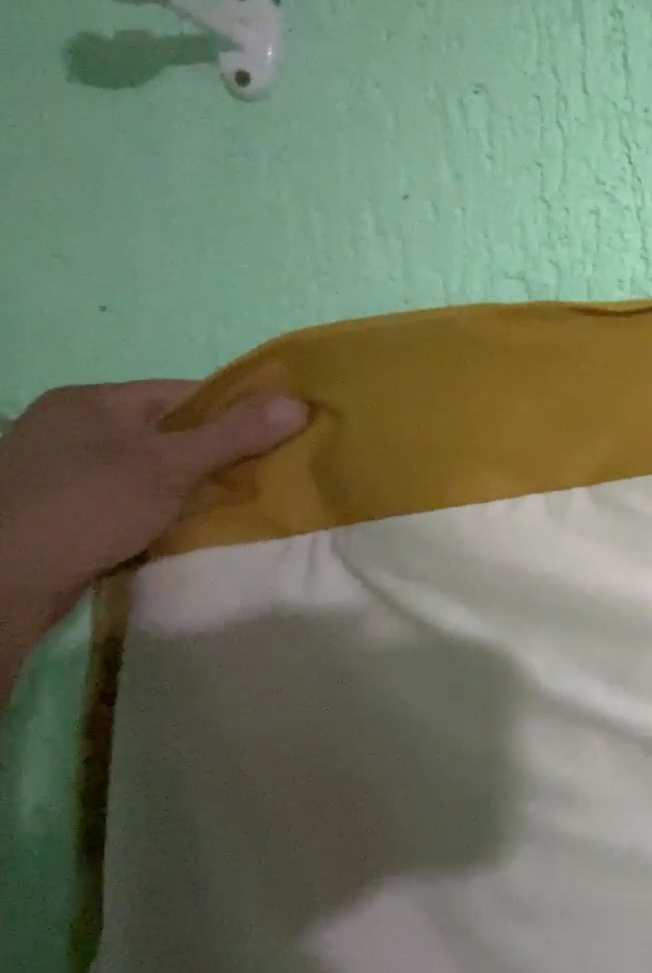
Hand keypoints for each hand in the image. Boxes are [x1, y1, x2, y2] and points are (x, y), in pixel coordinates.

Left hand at [0, 382, 307, 680]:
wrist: (4, 578)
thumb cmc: (88, 507)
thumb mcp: (172, 466)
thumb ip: (237, 434)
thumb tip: (301, 402)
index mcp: (93, 401)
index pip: (189, 394)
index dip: (242, 414)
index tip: (285, 439)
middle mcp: (74, 425)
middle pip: (174, 430)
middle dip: (224, 452)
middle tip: (272, 474)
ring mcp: (64, 466)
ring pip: (157, 465)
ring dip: (197, 483)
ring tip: (241, 501)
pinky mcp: (64, 504)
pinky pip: (136, 492)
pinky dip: (169, 504)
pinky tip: (191, 521)